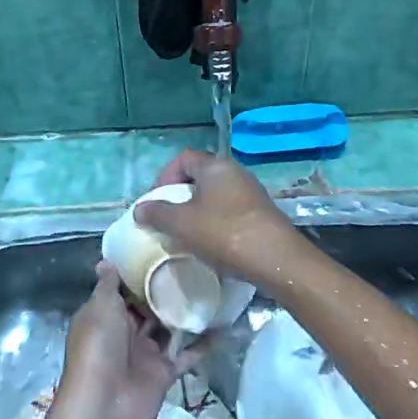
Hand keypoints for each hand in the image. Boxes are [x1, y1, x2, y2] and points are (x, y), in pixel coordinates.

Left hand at [55, 261, 202, 418]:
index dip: (140, 272)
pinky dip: (204, 343)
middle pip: (148, 306)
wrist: (106, 404)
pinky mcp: (164, 371)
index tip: (163, 250)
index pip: (124, 289)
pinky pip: (187, 353)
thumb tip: (105, 261)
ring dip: (186, 312)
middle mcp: (125, 331)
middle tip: (195, 263)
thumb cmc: (99, 345)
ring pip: (169, 327)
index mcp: (105, 315)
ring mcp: (146, 352)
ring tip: (213, 286)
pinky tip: (225, 326)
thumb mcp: (100, 307)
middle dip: (166, 289)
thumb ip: (108, 285)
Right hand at [136, 149, 302, 287]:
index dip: (165, 176)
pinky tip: (213, 245)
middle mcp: (235, 172)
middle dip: (180, 196)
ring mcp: (252, 192)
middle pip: (200, 176)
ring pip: (216, 195)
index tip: (156, 202)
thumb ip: (157, 213)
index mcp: (215, 166)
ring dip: (198, 211)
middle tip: (168, 220)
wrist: (277, 260)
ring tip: (187, 235)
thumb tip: (140, 208)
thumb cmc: (225, 233)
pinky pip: (231, 211)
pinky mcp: (262, 213)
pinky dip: (216, 222)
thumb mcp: (182, 224)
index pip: (184, 158)